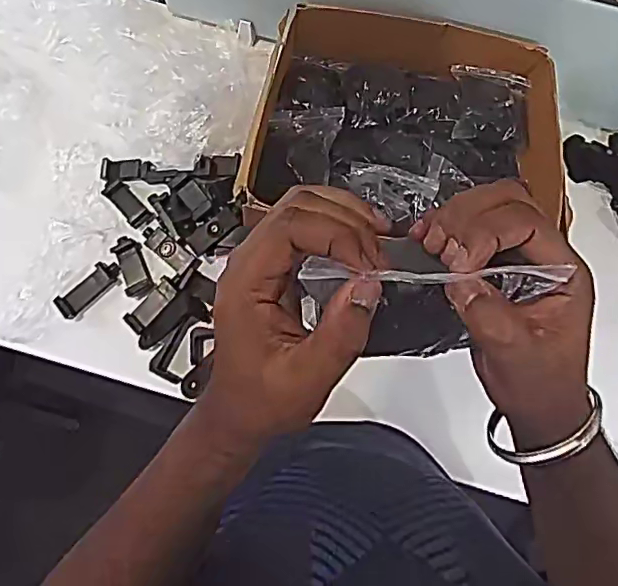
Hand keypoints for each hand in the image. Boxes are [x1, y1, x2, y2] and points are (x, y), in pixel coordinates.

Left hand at [194, 186, 387, 449]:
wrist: (240, 411)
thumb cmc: (259, 399)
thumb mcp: (305, 380)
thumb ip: (339, 334)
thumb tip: (368, 287)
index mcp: (245, 281)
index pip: (290, 226)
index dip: (336, 235)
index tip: (364, 263)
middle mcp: (249, 261)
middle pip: (298, 205)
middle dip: (346, 220)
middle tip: (376, 251)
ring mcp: (263, 257)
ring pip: (304, 205)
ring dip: (346, 215)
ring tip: (376, 238)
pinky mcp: (279, 261)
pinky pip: (310, 222)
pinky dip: (342, 224)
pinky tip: (362, 240)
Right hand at [411, 181, 595, 447]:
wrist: (538, 404)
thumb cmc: (542, 384)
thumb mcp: (516, 355)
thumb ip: (489, 315)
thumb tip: (461, 279)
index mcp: (564, 271)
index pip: (527, 224)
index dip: (488, 233)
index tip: (462, 261)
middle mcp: (545, 254)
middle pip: (510, 201)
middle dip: (470, 214)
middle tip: (443, 241)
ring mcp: (521, 253)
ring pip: (491, 204)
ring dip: (457, 216)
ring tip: (433, 240)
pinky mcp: (497, 258)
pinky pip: (473, 224)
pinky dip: (448, 226)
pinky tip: (430, 238)